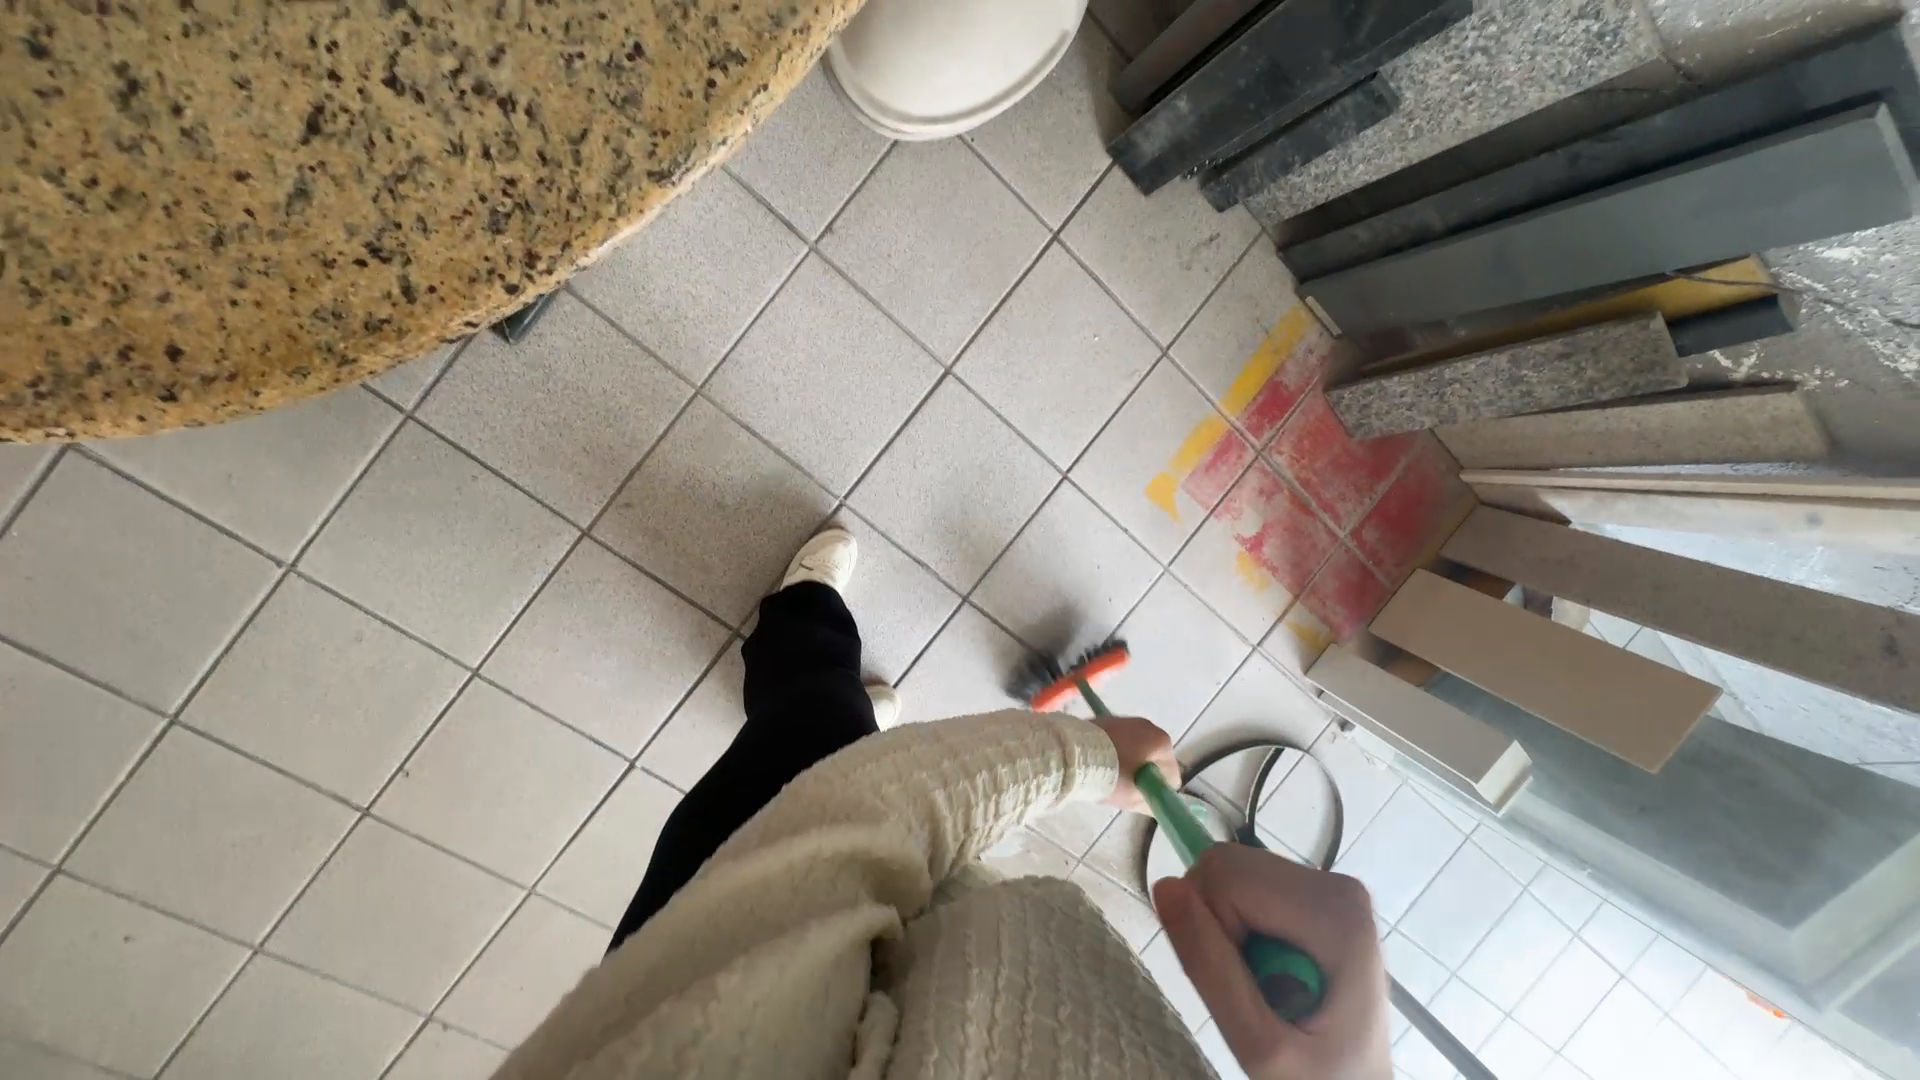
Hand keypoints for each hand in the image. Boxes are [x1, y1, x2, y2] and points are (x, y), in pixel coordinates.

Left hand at [1092, 715, 1178, 813]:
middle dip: (1144, 773)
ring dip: (1129, 761)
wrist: (1074, 753)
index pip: (1170, 774)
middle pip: (1153, 758)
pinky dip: (1116, 751)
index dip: (1159, 789)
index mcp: (1162, 742)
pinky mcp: (1107, 719)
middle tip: (1127, 788)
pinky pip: (1120, 741)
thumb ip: (1152, 803)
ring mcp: (1127, 720)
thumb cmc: (1111, 776)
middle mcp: (1149, 726)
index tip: (1143, 797)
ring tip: (1112, 775)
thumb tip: (1156, 804)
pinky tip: (1102, 763)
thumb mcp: (1133, 799)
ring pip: (1136, 748)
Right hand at [1152, 846, 1391, 1079]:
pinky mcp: (1315, 893)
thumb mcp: (1260, 1047)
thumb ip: (1211, 968)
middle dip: (1215, 922)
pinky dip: (1237, 922)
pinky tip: (1266, 964)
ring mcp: (1328, 886)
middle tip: (1243, 984)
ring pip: (1231, 872)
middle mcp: (1337, 886)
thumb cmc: (1318, 1078)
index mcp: (1336, 915)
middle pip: (1228, 866)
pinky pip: (1244, 884)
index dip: (1210, 926)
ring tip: (1256, 979)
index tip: (1238, 983)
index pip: (1227, 874)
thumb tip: (1165, 886)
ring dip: (1224, 924)